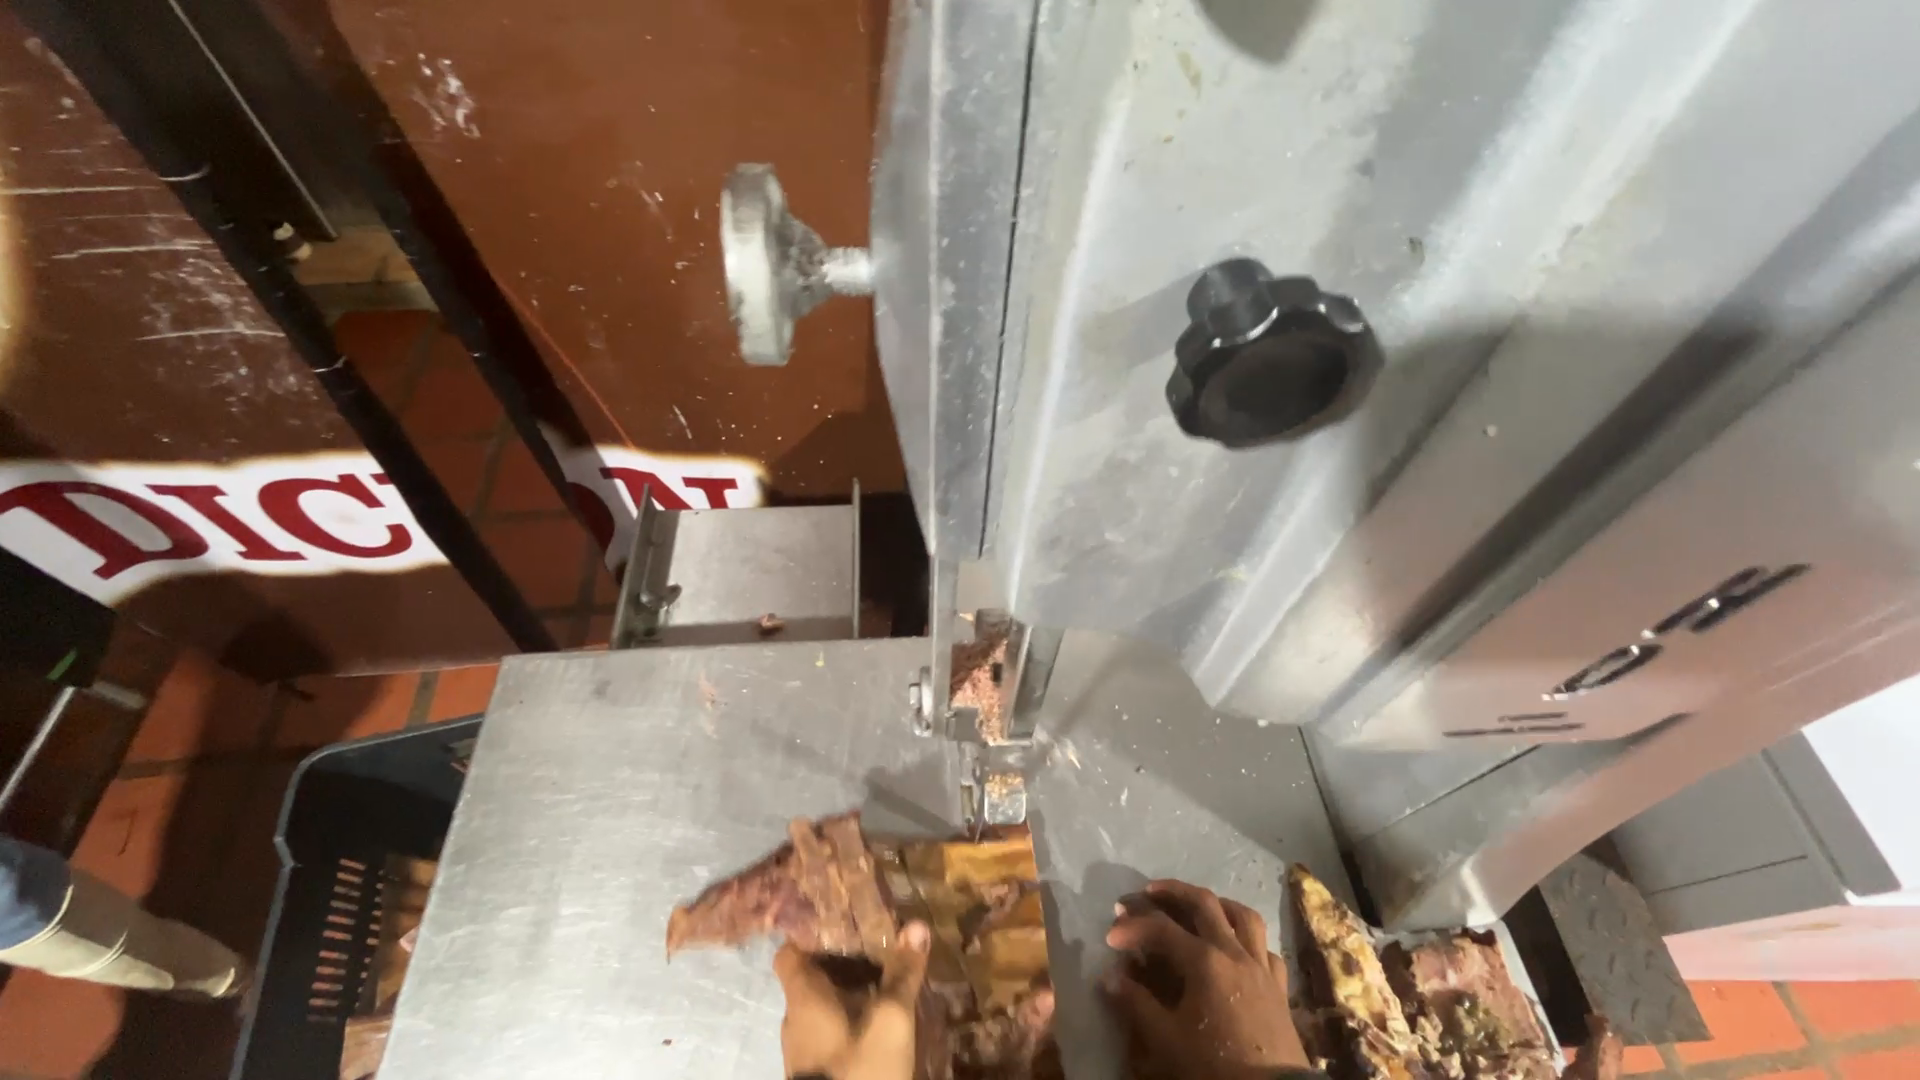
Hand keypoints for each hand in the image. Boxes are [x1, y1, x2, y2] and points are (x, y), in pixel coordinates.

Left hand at [774, 921, 930, 1079]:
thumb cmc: (861, 1070)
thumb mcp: (891, 1020)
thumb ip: (902, 973)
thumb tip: (915, 923)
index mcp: (802, 998)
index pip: (788, 951)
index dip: (809, 932)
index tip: (839, 919)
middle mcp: (793, 1020)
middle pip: (809, 977)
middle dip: (840, 959)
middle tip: (876, 944)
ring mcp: (801, 1050)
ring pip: (820, 1006)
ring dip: (847, 992)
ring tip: (882, 978)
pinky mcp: (816, 1071)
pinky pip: (827, 1031)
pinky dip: (847, 1019)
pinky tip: (876, 1020)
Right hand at [1103, 880, 1308, 1079]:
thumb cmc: (1215, 1066)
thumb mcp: (1167, 1040)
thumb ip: (1136, 1003)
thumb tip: (1110, 977)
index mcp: (1204, 961)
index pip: (1161, 928)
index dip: (1133, 927)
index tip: (1111, 935)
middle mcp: (1234, 952)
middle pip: (1203, 903)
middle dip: (1173, 891)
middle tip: (1149, 890)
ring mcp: (1261, 966)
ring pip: (1242, 915)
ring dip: (1217, 904)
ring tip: (1198, 905)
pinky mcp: (1279, 986)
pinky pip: (1265, 947)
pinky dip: (1249, 938)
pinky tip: (1238, 946)